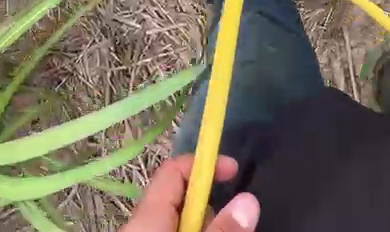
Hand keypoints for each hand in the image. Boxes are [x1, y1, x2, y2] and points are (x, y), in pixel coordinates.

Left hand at [121, 154, 259, 231]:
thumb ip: (222, 229)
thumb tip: (250, 200)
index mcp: (147, 214)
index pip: (174, 168)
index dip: (205, 163)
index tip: (234, 170)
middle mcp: (139, 224)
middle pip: (178, 196)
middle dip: (208, 204)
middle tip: (230, 221)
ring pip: (176, 220)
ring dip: (201, 224)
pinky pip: (168, 231)